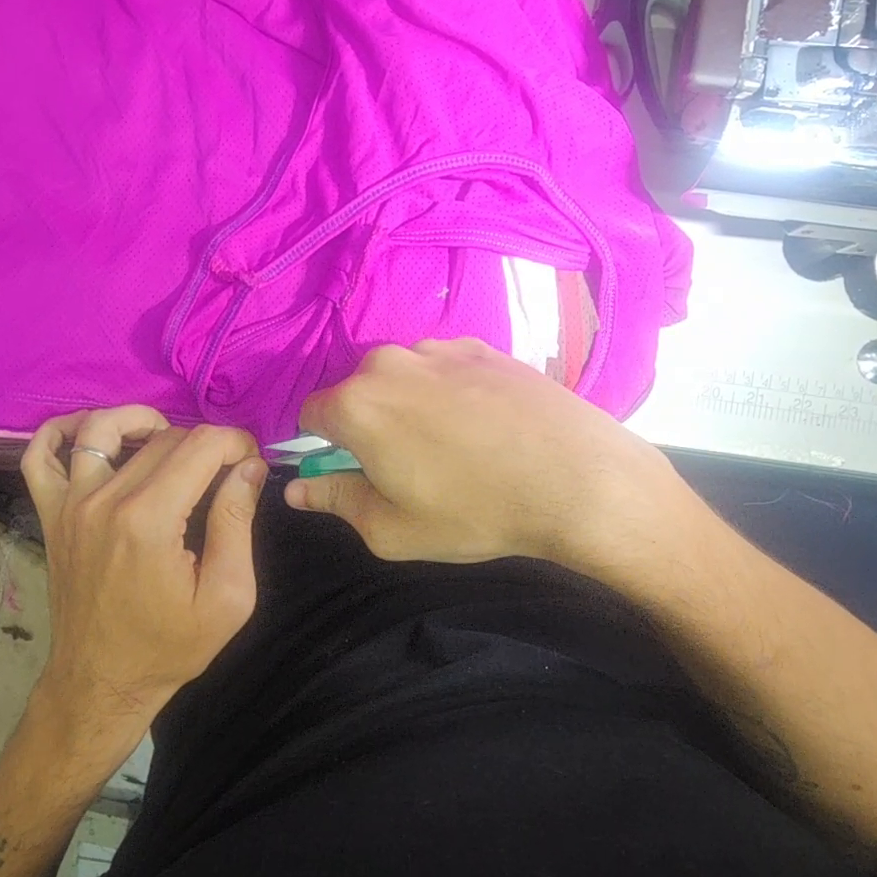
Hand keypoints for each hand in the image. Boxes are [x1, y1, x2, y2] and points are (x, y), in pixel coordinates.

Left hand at [21, 406, 267, 722]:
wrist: (103, 680)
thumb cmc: (169, 646)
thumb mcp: (228, 598)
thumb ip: (238, 523)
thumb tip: (249, 466)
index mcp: (151, 521)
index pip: (201, 445)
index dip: (236, 442)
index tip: (251, 462)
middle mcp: (105, 500)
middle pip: (162, 436)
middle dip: (204, 442)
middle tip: (224, 471)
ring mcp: (70, 504)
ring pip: (103, 429)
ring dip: (142, 422)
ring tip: (168, 440)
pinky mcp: (50, 514)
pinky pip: (40, 456)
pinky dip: (62, 433)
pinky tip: (91, 435)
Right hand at [286, 339, 705, 585]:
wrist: (580, 479)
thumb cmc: (474, 512)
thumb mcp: (391, 529)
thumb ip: (334, 501)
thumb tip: (296, 491)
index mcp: (357, 404)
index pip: (310, 414)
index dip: (323, 447)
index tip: (352, 472)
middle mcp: (390, 362)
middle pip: (357, 392)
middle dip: (367, 425)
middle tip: (405, 468)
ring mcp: (441, 349)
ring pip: (401, 378)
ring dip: (408, 407)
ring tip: (452, 448)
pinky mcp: (484, 347)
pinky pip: (443, 370)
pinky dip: (448, 394)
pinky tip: (483, 428)